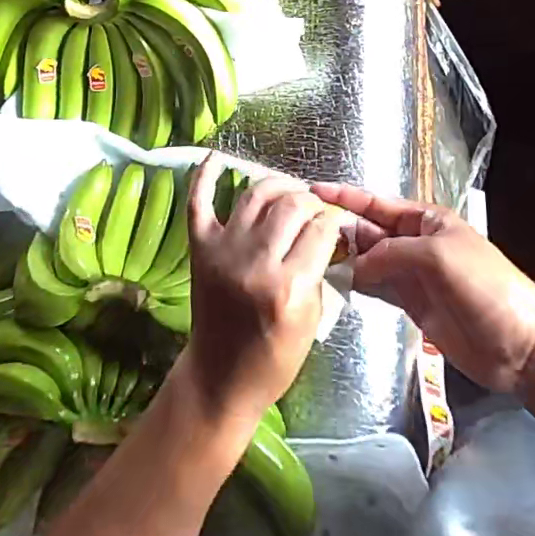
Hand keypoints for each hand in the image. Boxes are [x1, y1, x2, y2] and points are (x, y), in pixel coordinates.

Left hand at [178, 155, 337, 423]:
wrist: (219, 379)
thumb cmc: (274, 358)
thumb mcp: (313, 317)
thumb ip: (320, 268)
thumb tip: (328, 229)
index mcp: (288, 286)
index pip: (321, 228)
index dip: (334, 219)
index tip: (336, 221)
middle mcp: (255, 262)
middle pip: (292, 204)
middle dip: (311, 200)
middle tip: (315, 210)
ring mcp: (223, 251)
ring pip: (256, 193)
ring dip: (278, 184)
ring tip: (289, 192)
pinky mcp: (199, 249)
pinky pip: (199, 201)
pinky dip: (205, 175)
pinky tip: (217, 156)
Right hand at [312, 182, 534, 393]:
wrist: (519, 342)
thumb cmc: (484, 286)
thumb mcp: (437, 257)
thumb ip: (391, 254)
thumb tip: (355, 265)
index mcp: (426, 220)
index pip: (378, 203)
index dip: (346, 197)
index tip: (312, 191)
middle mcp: (415, 242)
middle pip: (369, 230)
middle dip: (338, 227)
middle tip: (298, 230)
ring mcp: (413, 275)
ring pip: (368, 260)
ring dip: (342, 257)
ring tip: (306, 255)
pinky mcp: (411, 304)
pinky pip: (376, 288)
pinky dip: (356, 284)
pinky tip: (332, 283)